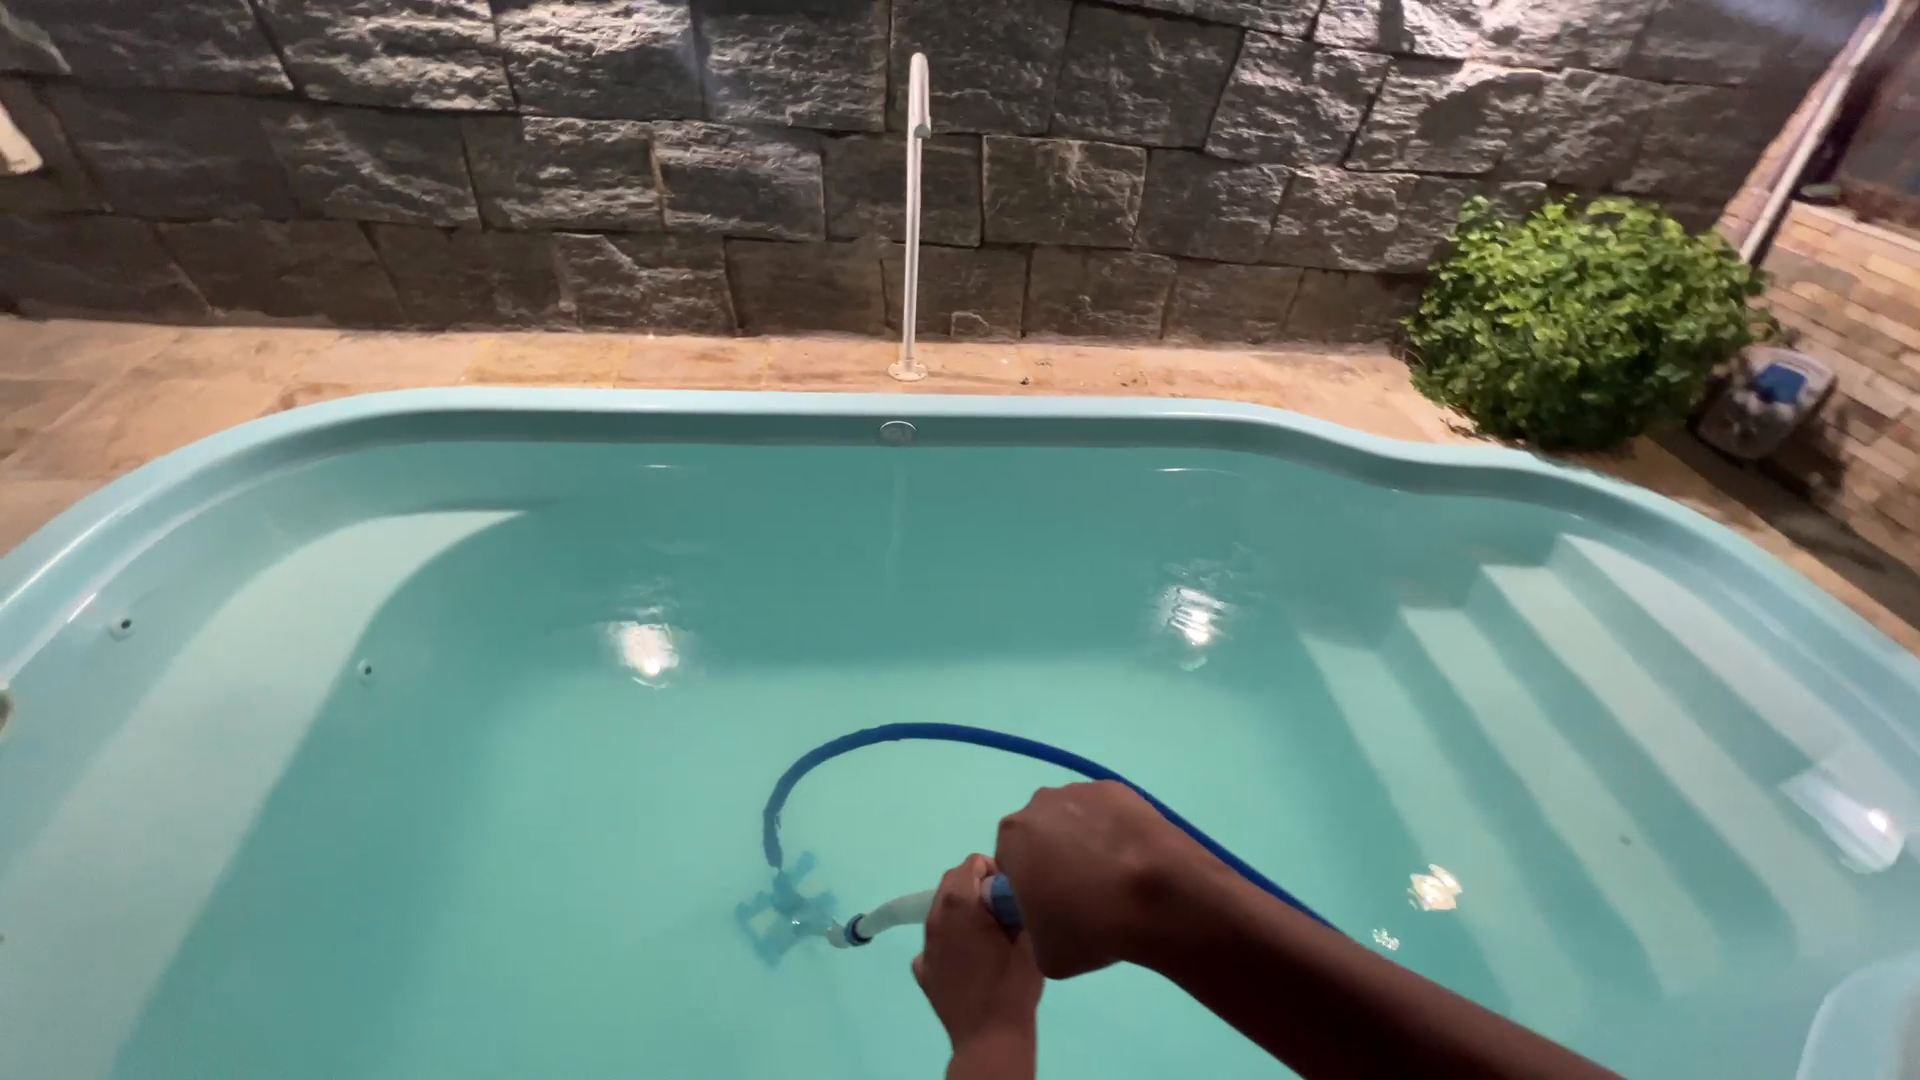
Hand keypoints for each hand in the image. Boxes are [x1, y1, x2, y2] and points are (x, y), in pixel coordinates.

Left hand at [912, 854, 1043, 1053]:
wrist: (990, 1038)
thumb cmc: (1013, 984)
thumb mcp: (1028, 935)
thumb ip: (1016, 903)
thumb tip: (1010, 889)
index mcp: (960, 902)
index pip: (972, 862)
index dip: (993, 869)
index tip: (1008, 890)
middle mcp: (936, 916)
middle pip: (952, 881)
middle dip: (975, 884)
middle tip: (1000, 908)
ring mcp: (925, 944)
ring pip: (941, 909)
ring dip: (961, 911)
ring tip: (986, 934)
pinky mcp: (923, 970)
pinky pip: (935, 942)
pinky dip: (949, 940)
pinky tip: (968, 959)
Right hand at [995, 780, 1221, 977]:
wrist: (1159, 896)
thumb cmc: (1092, 925)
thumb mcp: (1044, 952)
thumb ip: (1034, 928)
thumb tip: (1048, 917)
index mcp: (1012, 836)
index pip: (1010, 861)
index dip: (1028, 885)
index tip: (1051, 907)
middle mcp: (1040, 803)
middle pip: (1040, 833)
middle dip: (1055, 857)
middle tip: (1083, 894)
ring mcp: (1082, 790)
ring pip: (1073, 819)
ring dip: (1085, 841)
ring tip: (1115, 877)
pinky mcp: (1118, 789)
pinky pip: (1106, 813)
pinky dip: (1114, 831)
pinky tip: (1134, 859)